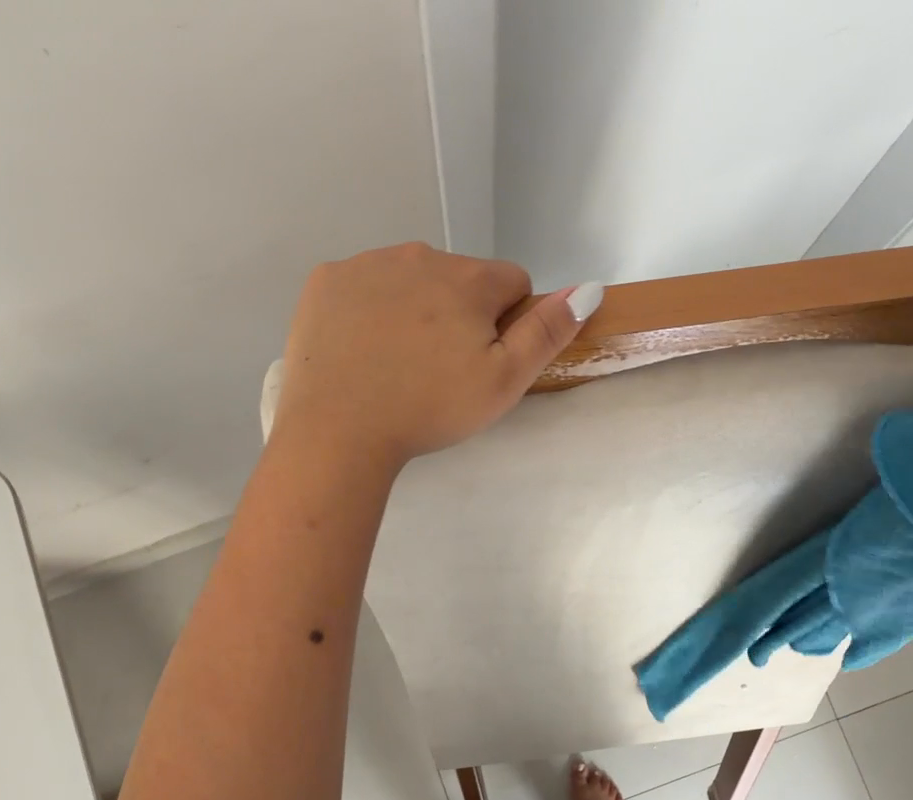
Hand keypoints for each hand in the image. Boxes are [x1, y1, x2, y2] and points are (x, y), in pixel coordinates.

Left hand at [271, 242, 599, 469]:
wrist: (338, 430)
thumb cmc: (429, 409)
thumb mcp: (503, 382)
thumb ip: (547, 332)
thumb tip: (587, 288)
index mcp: (468, 278)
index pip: (511, 283)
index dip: (505, 324)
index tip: (480, 362)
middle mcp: (419, 255)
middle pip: (458, 280)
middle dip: (457, 314)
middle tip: (436, 370)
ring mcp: (366, 264)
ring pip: (408, 280)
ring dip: (412, 309)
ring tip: (395, 365)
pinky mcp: (325, 280)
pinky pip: (361, 286)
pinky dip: (366, 311)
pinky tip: (359, 351)